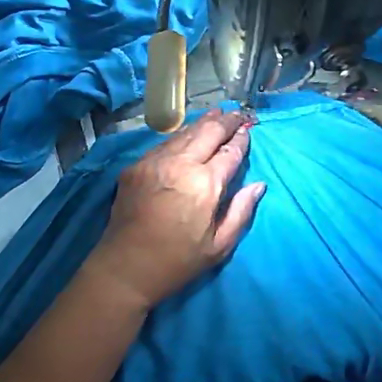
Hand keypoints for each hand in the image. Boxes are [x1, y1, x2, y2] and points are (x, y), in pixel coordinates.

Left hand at [82, 107, 266, 310]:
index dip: (241, 138)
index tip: (248, 129)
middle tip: (237, 113)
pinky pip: (162, 144)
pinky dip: (179, 136)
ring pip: (183, 133)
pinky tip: (186, 135)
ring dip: (202, 123)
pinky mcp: (135, 167)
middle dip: (225, 121)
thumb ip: (241, 212)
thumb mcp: (219, 246)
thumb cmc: (177, 262)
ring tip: (215, 115)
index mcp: (205, 184)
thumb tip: (257, 185)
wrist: (124, 267)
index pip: (230, 151)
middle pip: (208, 132)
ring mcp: (154, 162)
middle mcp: (180, 164)